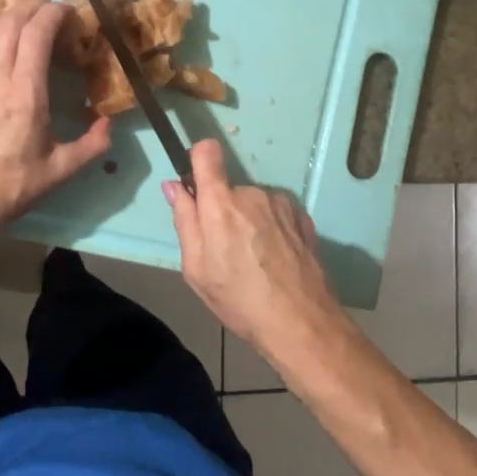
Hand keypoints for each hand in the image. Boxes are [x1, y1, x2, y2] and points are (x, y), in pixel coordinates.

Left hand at [0, 0, 113, 230]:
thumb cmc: (15, 186)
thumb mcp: (63, 170)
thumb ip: (93, 144)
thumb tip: (109, 122)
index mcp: (25, 95)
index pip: (34, 35)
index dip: (52, 14)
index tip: (70, 10)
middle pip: (10, 22)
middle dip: (34, 6)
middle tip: (56, 9)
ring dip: (14, 14)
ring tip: (36, 18)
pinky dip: (0, 31)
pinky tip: (15, 41)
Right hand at [165, 139, 345, 353]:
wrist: (301, 323)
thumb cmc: (239, 300)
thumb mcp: (196, 269)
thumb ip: (184, 221)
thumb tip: (173, 187)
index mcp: (220, 204)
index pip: (206, 153)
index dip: (198, 160)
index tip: (197, 183)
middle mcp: (252, 194)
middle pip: (229, 189)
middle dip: (223, 211)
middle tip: (226, 251)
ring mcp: (281, 204)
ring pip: (253, 204)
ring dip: (250, 222)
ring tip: (255, 261)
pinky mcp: (303, 217)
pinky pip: (276, 214)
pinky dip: (272, 229)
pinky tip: (275, 260)